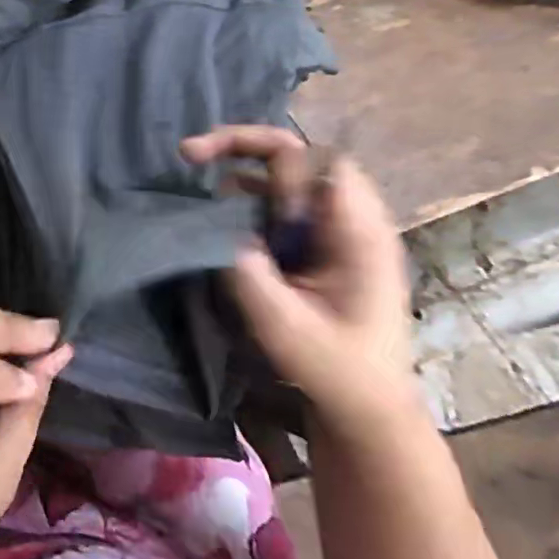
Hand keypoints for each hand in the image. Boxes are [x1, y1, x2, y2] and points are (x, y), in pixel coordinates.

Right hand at [180, 125, 417, 429]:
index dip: (268, 155)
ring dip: (240, 177)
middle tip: (189, 154)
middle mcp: (348, 219)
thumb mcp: (285, 327)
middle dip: (241, 147)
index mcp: (357, 231)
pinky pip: (280, 204)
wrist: (369, 412)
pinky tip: (223, 224)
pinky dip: (247, 203)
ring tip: (201, 191)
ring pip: (284, 178)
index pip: (317, 159)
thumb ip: (250, 274)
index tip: (223, 180)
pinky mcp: (319, 245)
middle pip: (296, 157)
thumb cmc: (335, 371)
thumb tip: (219, 230)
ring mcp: (333, 230)